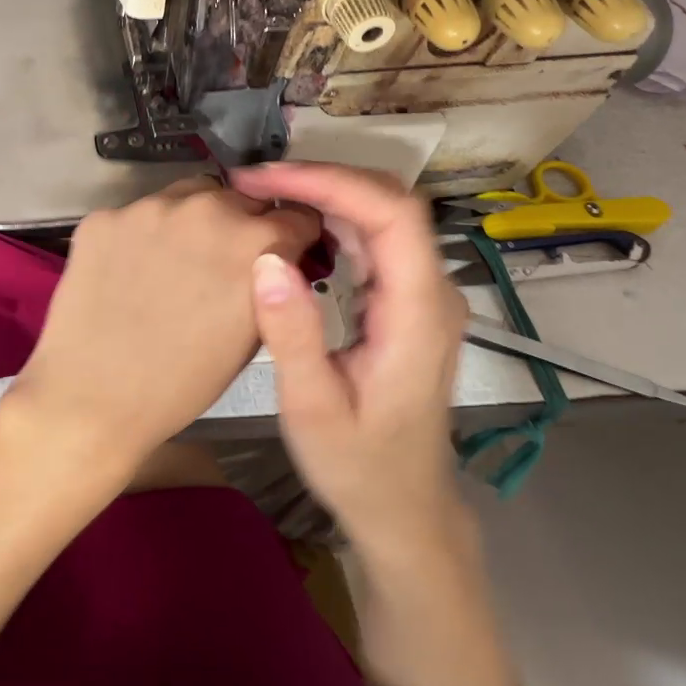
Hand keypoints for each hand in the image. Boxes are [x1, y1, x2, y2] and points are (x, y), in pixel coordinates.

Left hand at [1, 177, 319, 473]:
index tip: (278, 252)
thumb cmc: (182, 384)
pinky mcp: (103, 217)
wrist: (92, 395)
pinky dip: (139, 236)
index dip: (289, 237)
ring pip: (186, 197)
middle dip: (241, 224)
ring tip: (172, 263)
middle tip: (220, 262)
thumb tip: (275, 264)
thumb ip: (271, 286)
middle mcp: (207, 211)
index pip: (294, 215)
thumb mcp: (252, 336)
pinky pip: (134, 216)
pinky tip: (127, 272)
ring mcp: (149, 208)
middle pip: (240, 198)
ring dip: (191, 220)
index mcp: (256, 244)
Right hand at [232, 163, 470, 561]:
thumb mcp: (313, 407)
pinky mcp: (405, 305)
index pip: (391, 215)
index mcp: (418, 315)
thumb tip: (265, 259)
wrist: (402, 506)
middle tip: (253, 182)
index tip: (264, 180)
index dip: (330, 182)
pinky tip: (291, 226)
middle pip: (391, 203)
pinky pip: (373, 242)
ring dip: (325, 195)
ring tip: (262, 195)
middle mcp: (432, 294)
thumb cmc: (358, 466)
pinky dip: (332, 221)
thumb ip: (292, 334)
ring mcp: (422, 297)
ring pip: (383, 217)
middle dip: (323, 178)